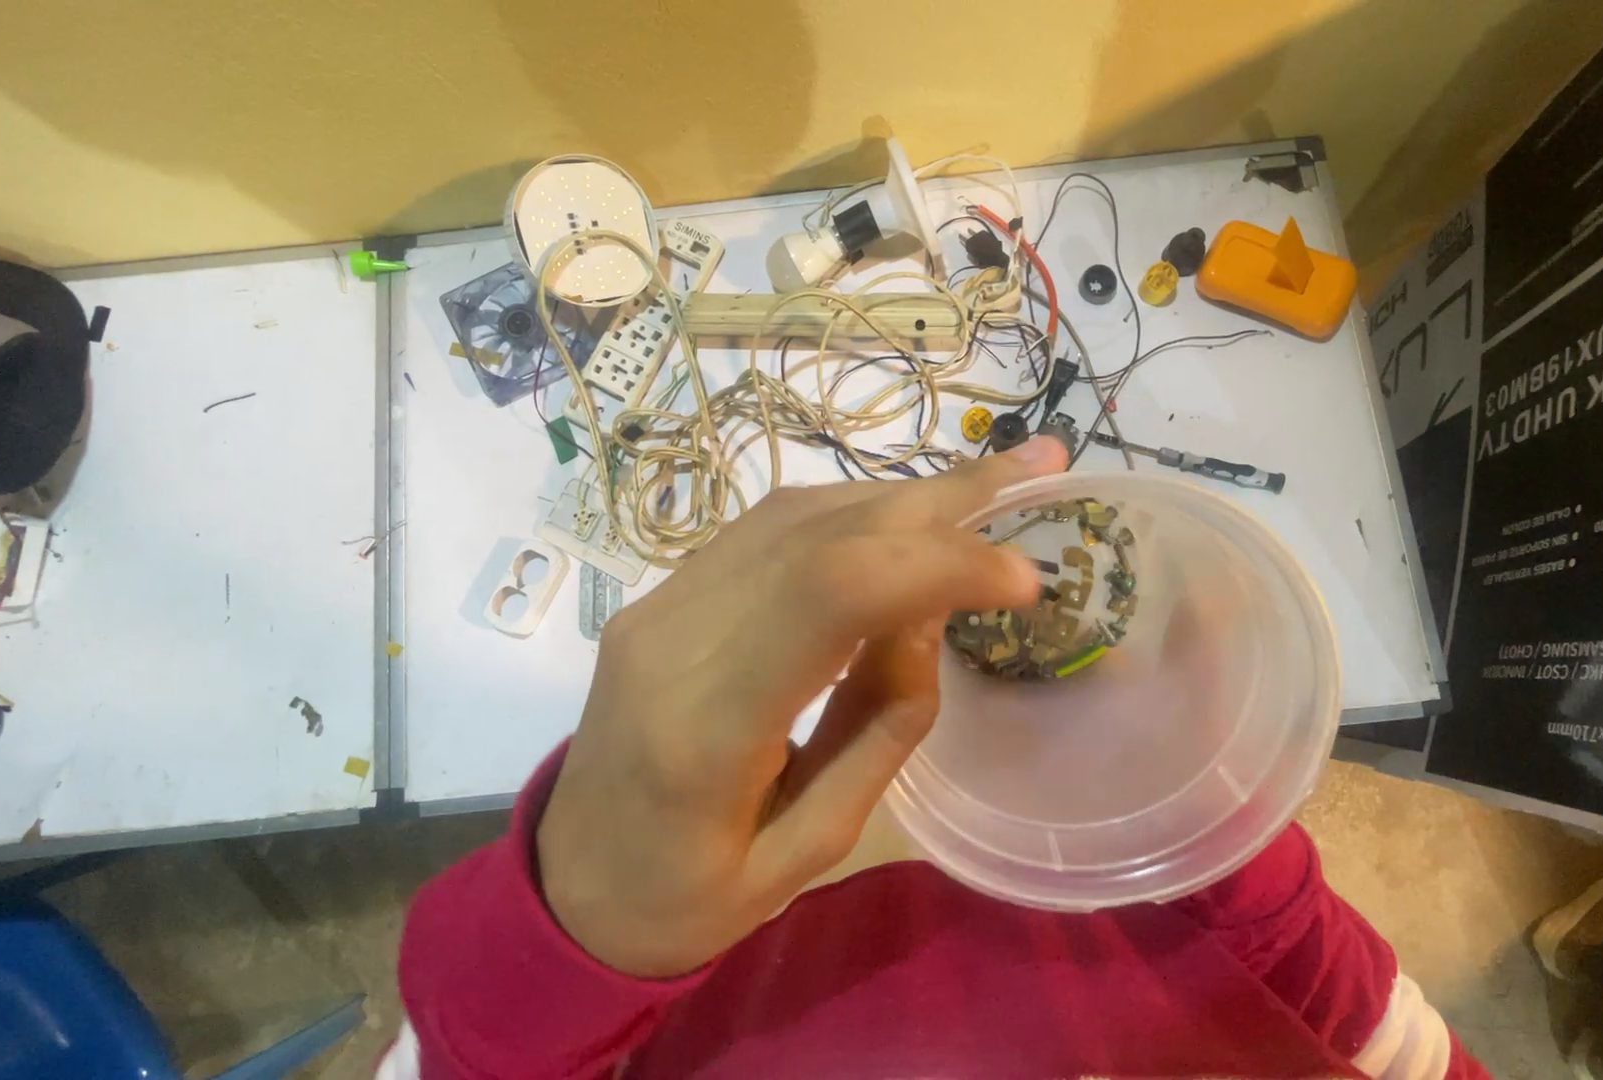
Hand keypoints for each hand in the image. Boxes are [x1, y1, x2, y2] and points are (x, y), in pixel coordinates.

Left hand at [537, 437, 1067, 975]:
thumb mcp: (808, 853)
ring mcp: (659, 605)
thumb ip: (878, 730)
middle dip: (939, 499)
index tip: (1023, 577)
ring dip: (898, 496)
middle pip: (818, 533)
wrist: (568, 883)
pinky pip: (766, 531)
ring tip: (984, 488)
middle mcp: (674, 638)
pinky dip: (849, 514)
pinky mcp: (662, 595)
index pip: (830, 594)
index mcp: (707, 727)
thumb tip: (927, 617)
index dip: (937, 563)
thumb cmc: (690, 900)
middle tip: (1034, 470)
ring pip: (795, 514)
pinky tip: (903, 520)